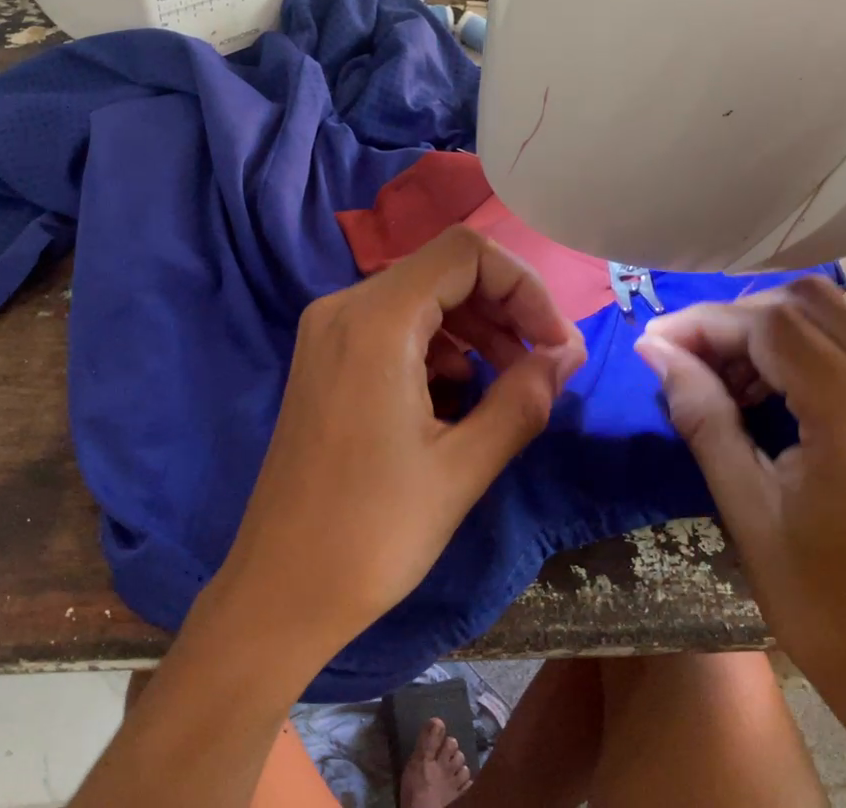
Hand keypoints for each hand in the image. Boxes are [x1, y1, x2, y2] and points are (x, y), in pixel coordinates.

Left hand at [212, 225, 585, 658]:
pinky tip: (460, 398)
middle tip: (546, 366)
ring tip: (512, 385)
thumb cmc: (373, 534)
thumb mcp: (463, 467)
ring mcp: (326, 335)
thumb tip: (565, 354)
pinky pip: (394, 329)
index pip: (466, 252)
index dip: (524, 286)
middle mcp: (342, 309)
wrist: (280, 591)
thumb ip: (523, 398)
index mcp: (374, 322)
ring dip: (476, 330)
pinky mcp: (324, 362)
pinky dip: (440, 349)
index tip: (555, 345)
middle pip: (443, 271)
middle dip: (505, 308)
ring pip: (421, 299)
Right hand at [634, 276, 845, 684]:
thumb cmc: (814, 596)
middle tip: (686, 357)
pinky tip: (765, 389)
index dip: (706, 324)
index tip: (655, 343)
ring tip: (721, 377)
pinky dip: (801, 350)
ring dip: (767, 331)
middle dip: (735, 318)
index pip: (775, 328)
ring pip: (834, 315)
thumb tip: (654, 350)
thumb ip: (700, 413)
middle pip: (809, 303)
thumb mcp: (743, 504)